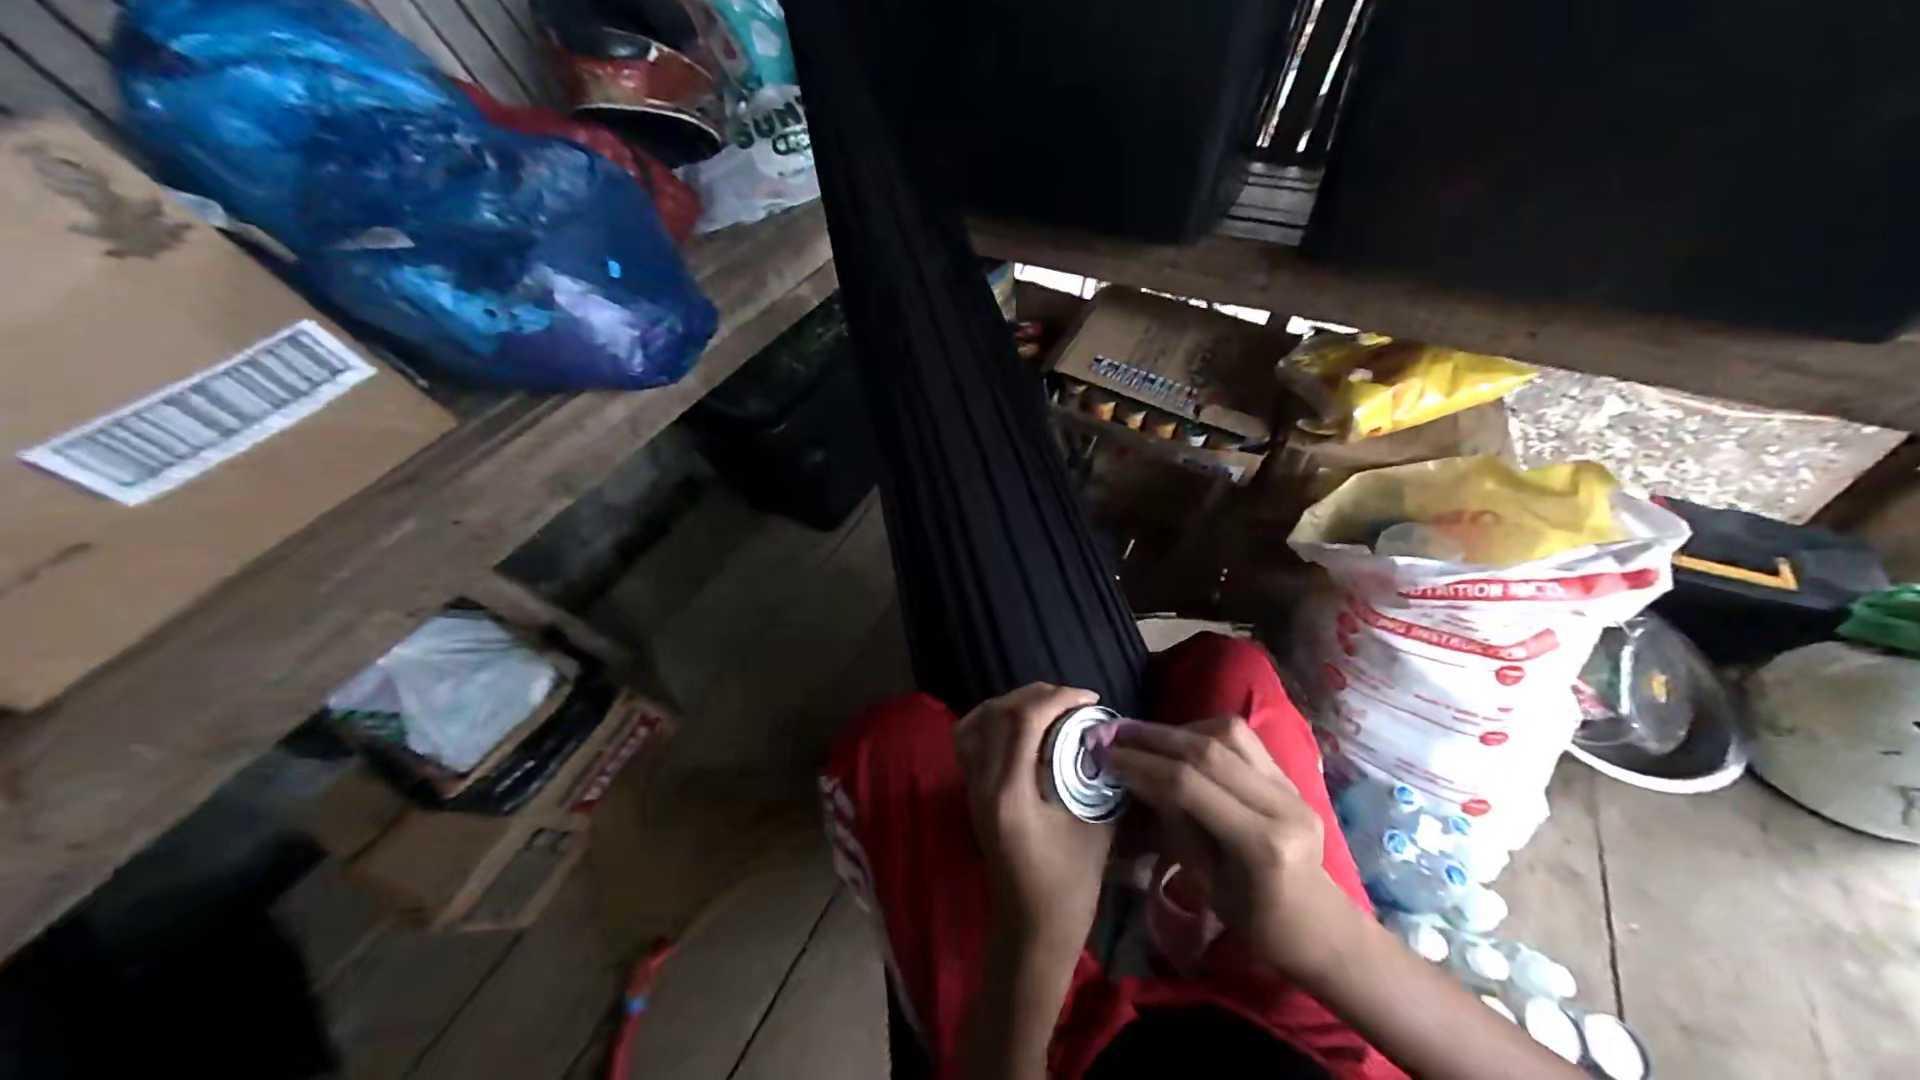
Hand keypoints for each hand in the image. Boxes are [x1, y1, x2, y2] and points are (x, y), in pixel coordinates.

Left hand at [953, 683, 1114, 947]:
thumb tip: (1108, 738)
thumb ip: (1098, 776)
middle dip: (1038, 695)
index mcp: (1010, 793)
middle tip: (1074, 700)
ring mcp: (970, 787)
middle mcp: (981, 783)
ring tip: (1048, 706)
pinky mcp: (970, 792)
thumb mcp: (1094, 827)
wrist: (1030, 929)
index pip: (1022, 720)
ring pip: (977, 721)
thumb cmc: (1069, 886)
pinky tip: (1020, 725)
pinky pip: (970, 739)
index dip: (1057, 698)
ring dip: (1012, 703)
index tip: (1090, 699)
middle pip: (997, 713)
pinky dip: (992, 719)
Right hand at [1107, 716, 1358, 979]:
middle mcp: (1283, 805)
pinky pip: (1241, 738)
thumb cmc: (1255, 921)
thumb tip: (1135, 775)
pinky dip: (1202, 732)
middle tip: (1115, 734)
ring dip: (1179, 729)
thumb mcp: (1204, 881)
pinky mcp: (1289, 776)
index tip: (1106, 757)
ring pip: (1228, 733)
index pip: (1189, 785)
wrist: (1318, 926)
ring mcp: (1291, 786)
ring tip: (1146, 737)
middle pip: (1208, 750)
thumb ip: (1174, 822)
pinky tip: (1179, 741)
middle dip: (1153, 738)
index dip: (1142, 765)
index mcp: (1262, 844)